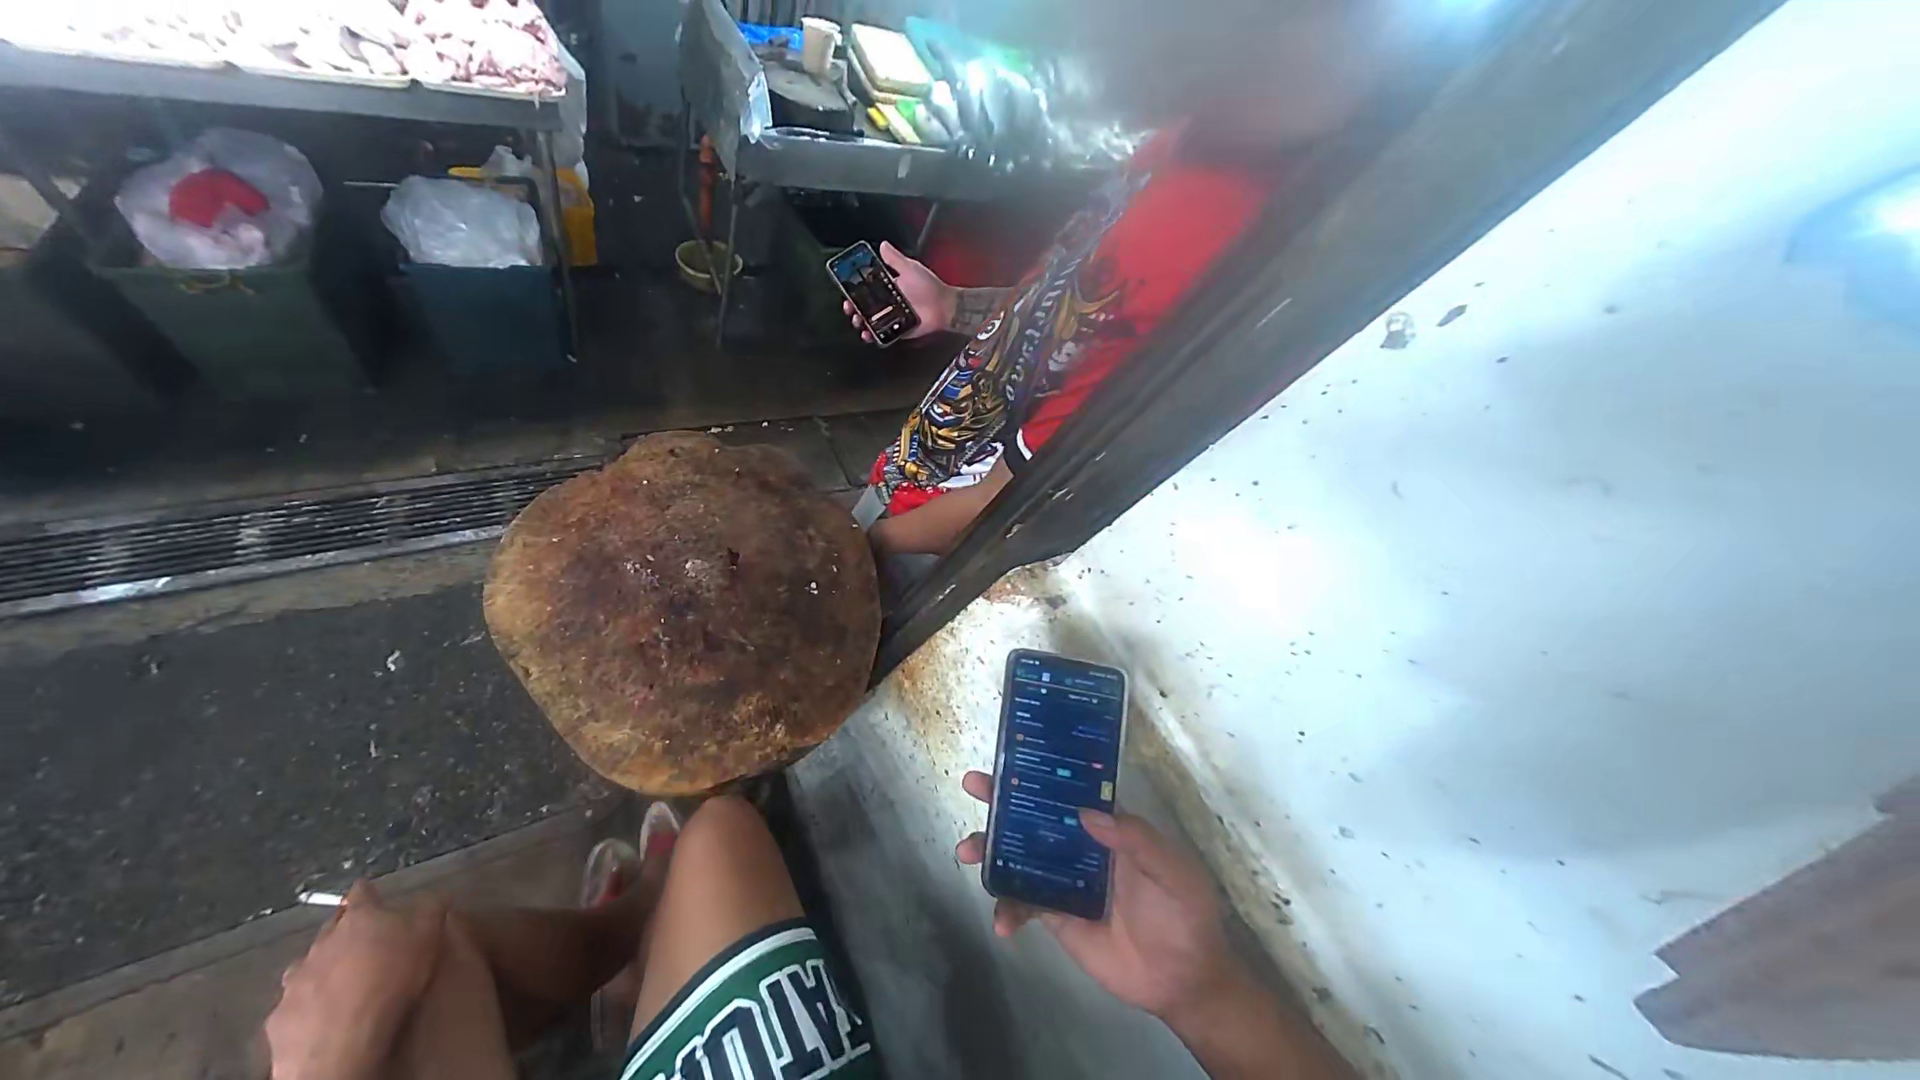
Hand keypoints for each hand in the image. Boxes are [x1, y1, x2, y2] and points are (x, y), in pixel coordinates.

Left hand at [266, 881, 446, 1079]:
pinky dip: (310, 1001)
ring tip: (344, 979)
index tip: (371, 890)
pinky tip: (325, 1012)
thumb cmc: (393, 977)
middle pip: (333, 928)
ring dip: (325, 966)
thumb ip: (432, 906)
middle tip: (367, 941)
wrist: (342, 1041)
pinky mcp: (280, 1015)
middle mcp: (322, 943)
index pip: (361, 892)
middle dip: (347, 930)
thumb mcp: (429, 933)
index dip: (367, 890)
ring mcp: (295, 980)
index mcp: (359, 919)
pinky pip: (296, 1001)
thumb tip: (434, 894)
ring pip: (310, 964)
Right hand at [843, 241, 951, 342]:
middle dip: (854, 308)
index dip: (854, 290)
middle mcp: (888, 302)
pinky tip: (867, 334)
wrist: (943, 307)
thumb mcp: (910, 268)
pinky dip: (873, 335)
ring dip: (860, 322)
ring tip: (858, 321)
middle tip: (850, 308)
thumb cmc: (929, 287)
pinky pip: (882, 334)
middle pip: (864, 306)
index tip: (847, 292)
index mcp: (888, 286)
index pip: (866, 289)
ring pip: (870, 321)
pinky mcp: (897, 330)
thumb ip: (896, 259)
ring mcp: (891, 317)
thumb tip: (883, 245)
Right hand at [955, 770, 1240, 1022]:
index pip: (1069, 792)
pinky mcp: (1057, 916)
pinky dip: (1008, 910)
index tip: (1010, 760)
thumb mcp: (1172, 871)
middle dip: (1000, 801)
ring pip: (1019, 857)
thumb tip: (1086, 812)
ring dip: (990, 852)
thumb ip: (1136, 840)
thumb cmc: (1185, 914)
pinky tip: (1002, 924)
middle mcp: (1080, 846)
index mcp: (1107, 826)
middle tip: (973, 786)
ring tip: (966, 852)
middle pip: (1034, 817)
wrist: (1184, 982)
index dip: (1040, 774)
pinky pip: (1024, 904)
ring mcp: (1064, 880)